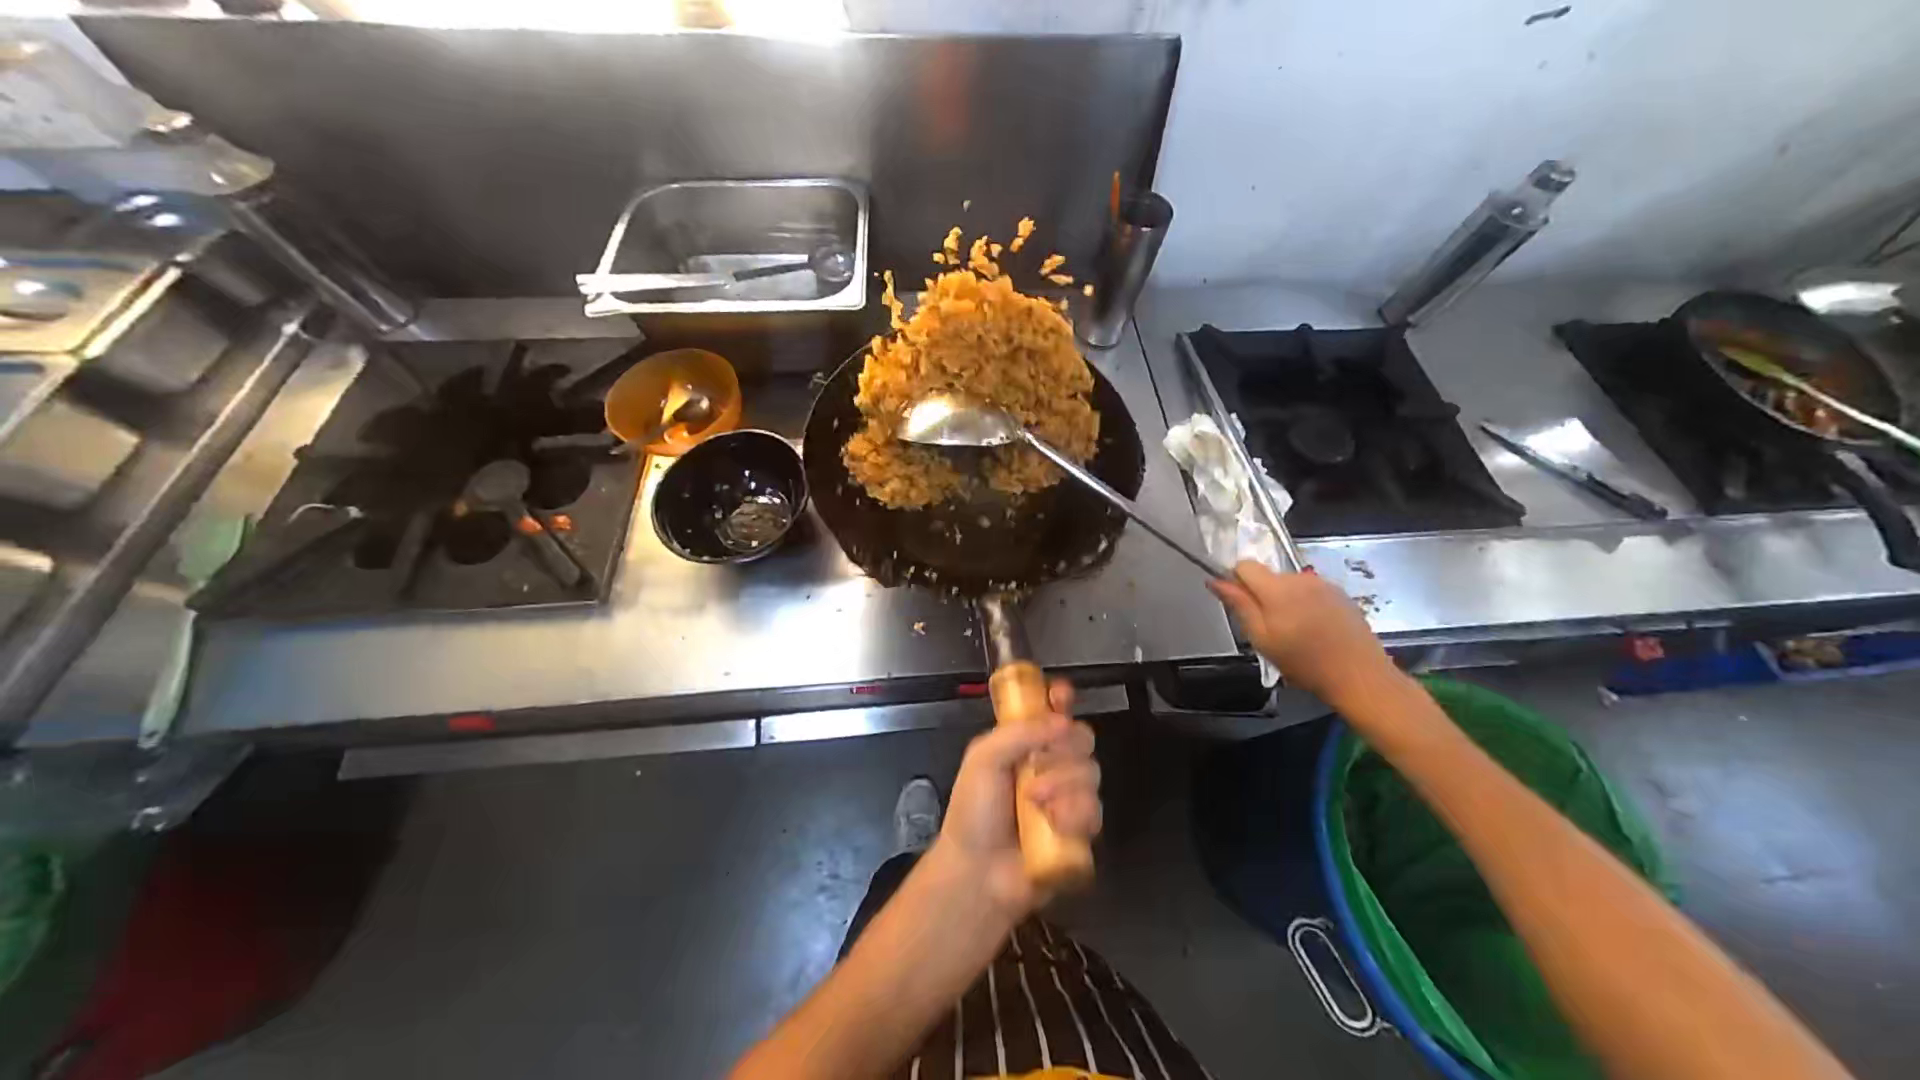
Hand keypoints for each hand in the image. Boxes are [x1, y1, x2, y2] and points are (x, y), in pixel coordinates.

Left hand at [936, 679, 1100, 916]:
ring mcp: (1068, 797)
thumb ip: (1017, 732)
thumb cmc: (973, 813)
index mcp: (1024, 743)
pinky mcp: (1081, 830)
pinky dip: (1076, 815)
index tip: (1062, 696)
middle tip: (1038, 767)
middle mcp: (1050, 765)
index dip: (1061, 699)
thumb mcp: (983, 759)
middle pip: (1082, 738)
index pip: (1052, 711)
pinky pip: (1096, 810)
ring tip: (1037, 804)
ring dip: (1064, 786)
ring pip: (1091, 773)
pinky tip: (1056, 825)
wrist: (978, 873)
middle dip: (1064, 750)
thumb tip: (1060, 720)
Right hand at [1209, 560, 1397, 702]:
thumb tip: (1215, 580)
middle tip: (1269, 628)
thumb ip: (1238, 604)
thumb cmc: (1304, 662)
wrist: (1359, 675)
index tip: (1242, 606)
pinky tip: (1314, 630)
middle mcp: (1301, 577)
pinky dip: (1305, 604)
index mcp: (1277, 588)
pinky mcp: (1341, 593)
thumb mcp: (1262, 638)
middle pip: (1268, 575)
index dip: (1237, 582)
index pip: (1245, 565)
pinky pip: (1310, 591)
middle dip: (1262, 595)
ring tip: (1294, 632)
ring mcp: (1324, 584)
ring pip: (1289, 584)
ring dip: (1284, 600)